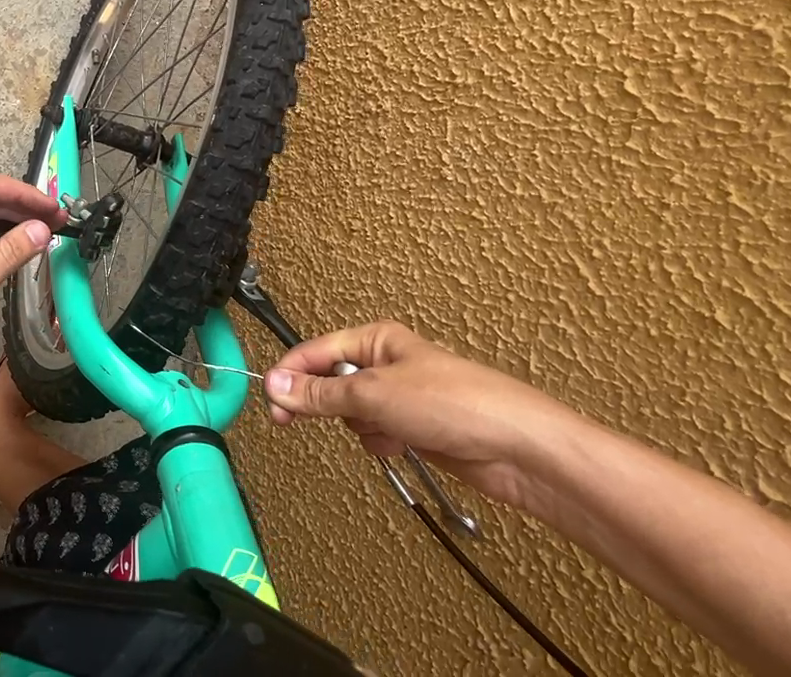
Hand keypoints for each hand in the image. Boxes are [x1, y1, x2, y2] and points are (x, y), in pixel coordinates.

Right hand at [262, 321, 581, 508]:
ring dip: (357, 426)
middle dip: (320, 403)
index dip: (288, 375)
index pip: (314, 352)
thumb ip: (319, 394)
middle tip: (290, 421)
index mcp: (376, 340)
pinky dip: (379, 441)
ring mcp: (401, 396)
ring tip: (379, 431)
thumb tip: (274, 385)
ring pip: (351, 411)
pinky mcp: (414, 426)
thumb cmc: (457, 405)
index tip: (269, 401)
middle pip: (329, 381)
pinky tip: (399, 446)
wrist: (520, 450)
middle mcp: (386, 363)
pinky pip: (376, 431)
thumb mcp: (374, 396)